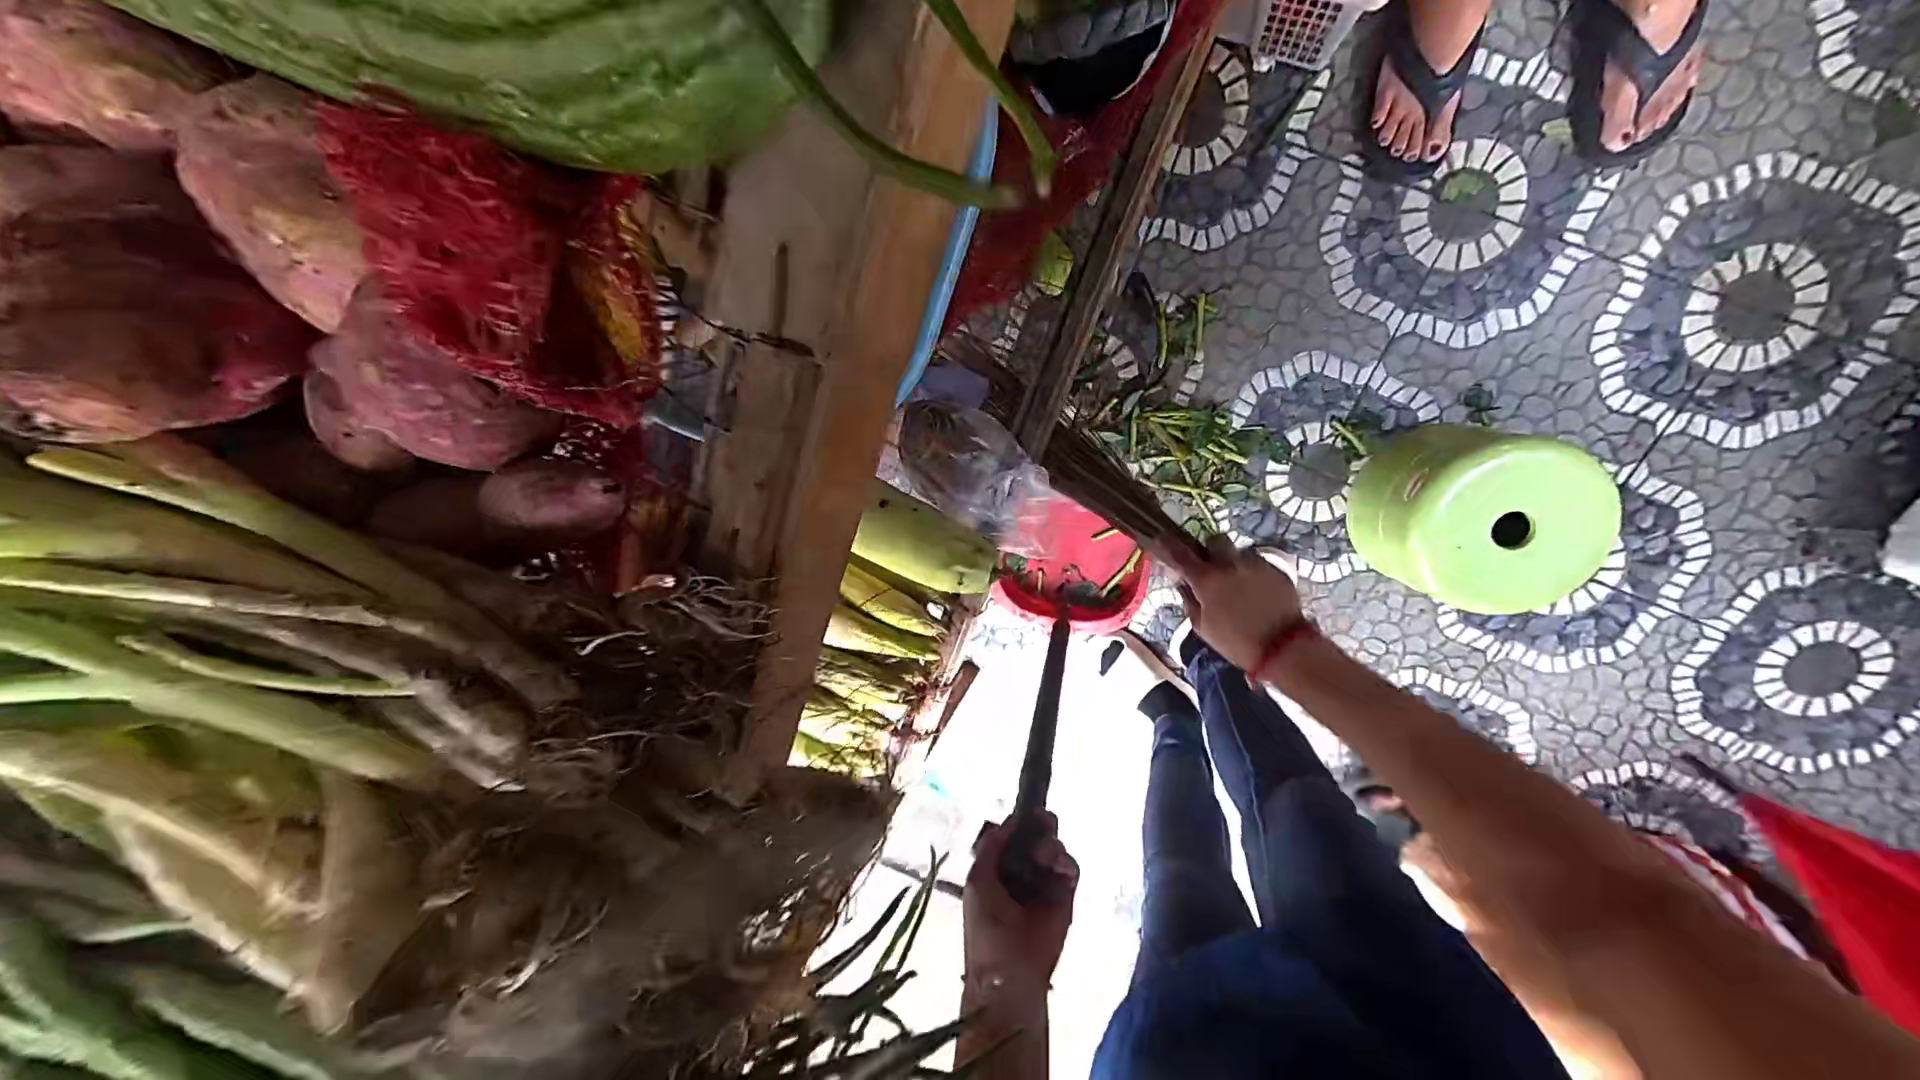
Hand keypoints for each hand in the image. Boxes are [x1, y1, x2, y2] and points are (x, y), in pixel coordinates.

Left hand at [964, 813, 1077, 991]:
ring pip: (1053, 848)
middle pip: (1035, 836)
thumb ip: (991, 847)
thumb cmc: (987, 926)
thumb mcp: (978, 881)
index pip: (1012, 835)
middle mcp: (1022, 870)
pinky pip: (1070, 868)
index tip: (1027, 810)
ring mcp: (1044, 882)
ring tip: (1044, 856)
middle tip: (1043, 819)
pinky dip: (1067, 862)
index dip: (1019, 821)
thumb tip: (1008, 821)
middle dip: (1040, 824)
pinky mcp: (1064, 896)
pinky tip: (1059, 868)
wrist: (1010, 972)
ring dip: (1050, 845)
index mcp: (997, 867)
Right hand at [1173, 536, 1304, 673]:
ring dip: (1232, 564)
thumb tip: (1182, 583)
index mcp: (1207, 580)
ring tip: (1236, 584)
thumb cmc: (1236, 642)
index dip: (1168, 544)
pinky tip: (1254, 592)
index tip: (1160, 537)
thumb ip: (1189, 601)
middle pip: (1214, 541)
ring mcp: (1255, 565)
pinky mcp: (1276, 570)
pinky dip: (1251, 574)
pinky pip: (1257, 564)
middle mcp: (1230, 565)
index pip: (1181, 555)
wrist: (1284, 648)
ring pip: (1238, 553)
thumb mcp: (1203, 627)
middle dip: (1209, 550)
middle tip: (1209, 566)